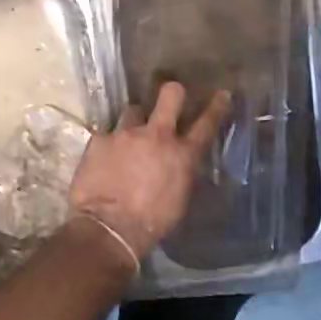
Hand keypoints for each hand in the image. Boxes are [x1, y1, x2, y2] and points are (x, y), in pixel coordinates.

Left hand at [69, 81, 231, 263]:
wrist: (110, 227)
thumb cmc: (152, 222)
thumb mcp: (179, 199)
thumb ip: (182, 173)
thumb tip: (180, 164)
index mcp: (182, 155)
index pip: (206, 124)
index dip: (216, 107)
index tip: (221, 94)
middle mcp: (156, 136)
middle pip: (170, 96)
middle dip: (173, 92)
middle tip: (171, 93)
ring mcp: (126, 133)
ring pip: (133, 111)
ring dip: (133, 121)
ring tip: (128, 136)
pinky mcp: (99, 139)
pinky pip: (106, 134)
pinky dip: (107, 144)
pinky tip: (103, 157)